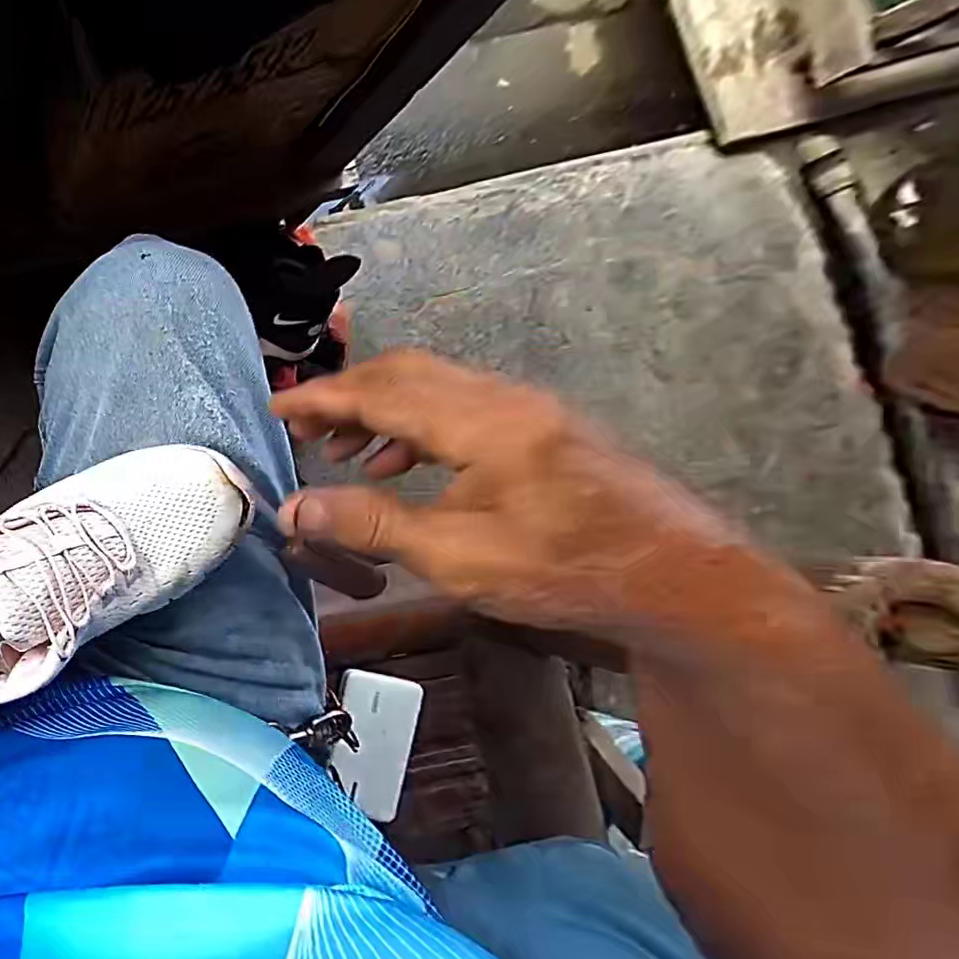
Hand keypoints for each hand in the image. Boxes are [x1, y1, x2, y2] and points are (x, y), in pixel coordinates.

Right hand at [270, 349, 787, 633]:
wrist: (685, 585)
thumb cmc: (566, 570)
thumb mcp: (456, 557)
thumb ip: (370, 524)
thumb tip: (293, 509)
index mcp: (482, 423)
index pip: (380, 392)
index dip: (320, 397)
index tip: (274, 406)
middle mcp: (502, 401)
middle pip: (403, 374)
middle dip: (342, 395)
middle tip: (300, 425)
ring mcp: (523, 411)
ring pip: (429, 386)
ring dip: (374, 408)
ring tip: (336, 447)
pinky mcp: (535, 429)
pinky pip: (454, 406)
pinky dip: (408, 424)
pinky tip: (395, 463)